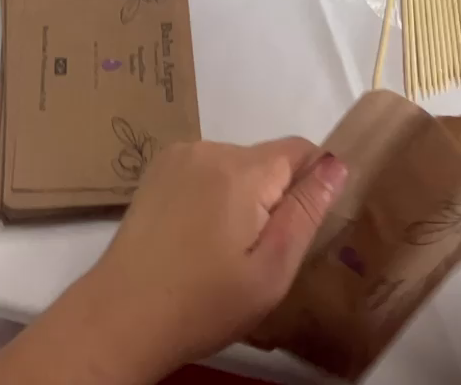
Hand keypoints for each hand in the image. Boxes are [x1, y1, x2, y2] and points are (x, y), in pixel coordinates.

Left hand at [0, 138, 347, 384]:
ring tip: (224, 249)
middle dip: (274, 196)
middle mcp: (208, 148)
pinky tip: (198, 236)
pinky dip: (213, 194)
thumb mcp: (271, 269)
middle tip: (259, 252)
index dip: (313, 183)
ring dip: (243, 196)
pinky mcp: (157, 168)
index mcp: (241, 169)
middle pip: (265, 159)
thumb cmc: (205, 301)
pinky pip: (205, 169)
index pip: (299, 149)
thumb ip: (305, 210)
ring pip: (235, 165)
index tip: (302, 226)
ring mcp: (178, 155)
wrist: (124, 312)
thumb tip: (336, 163)